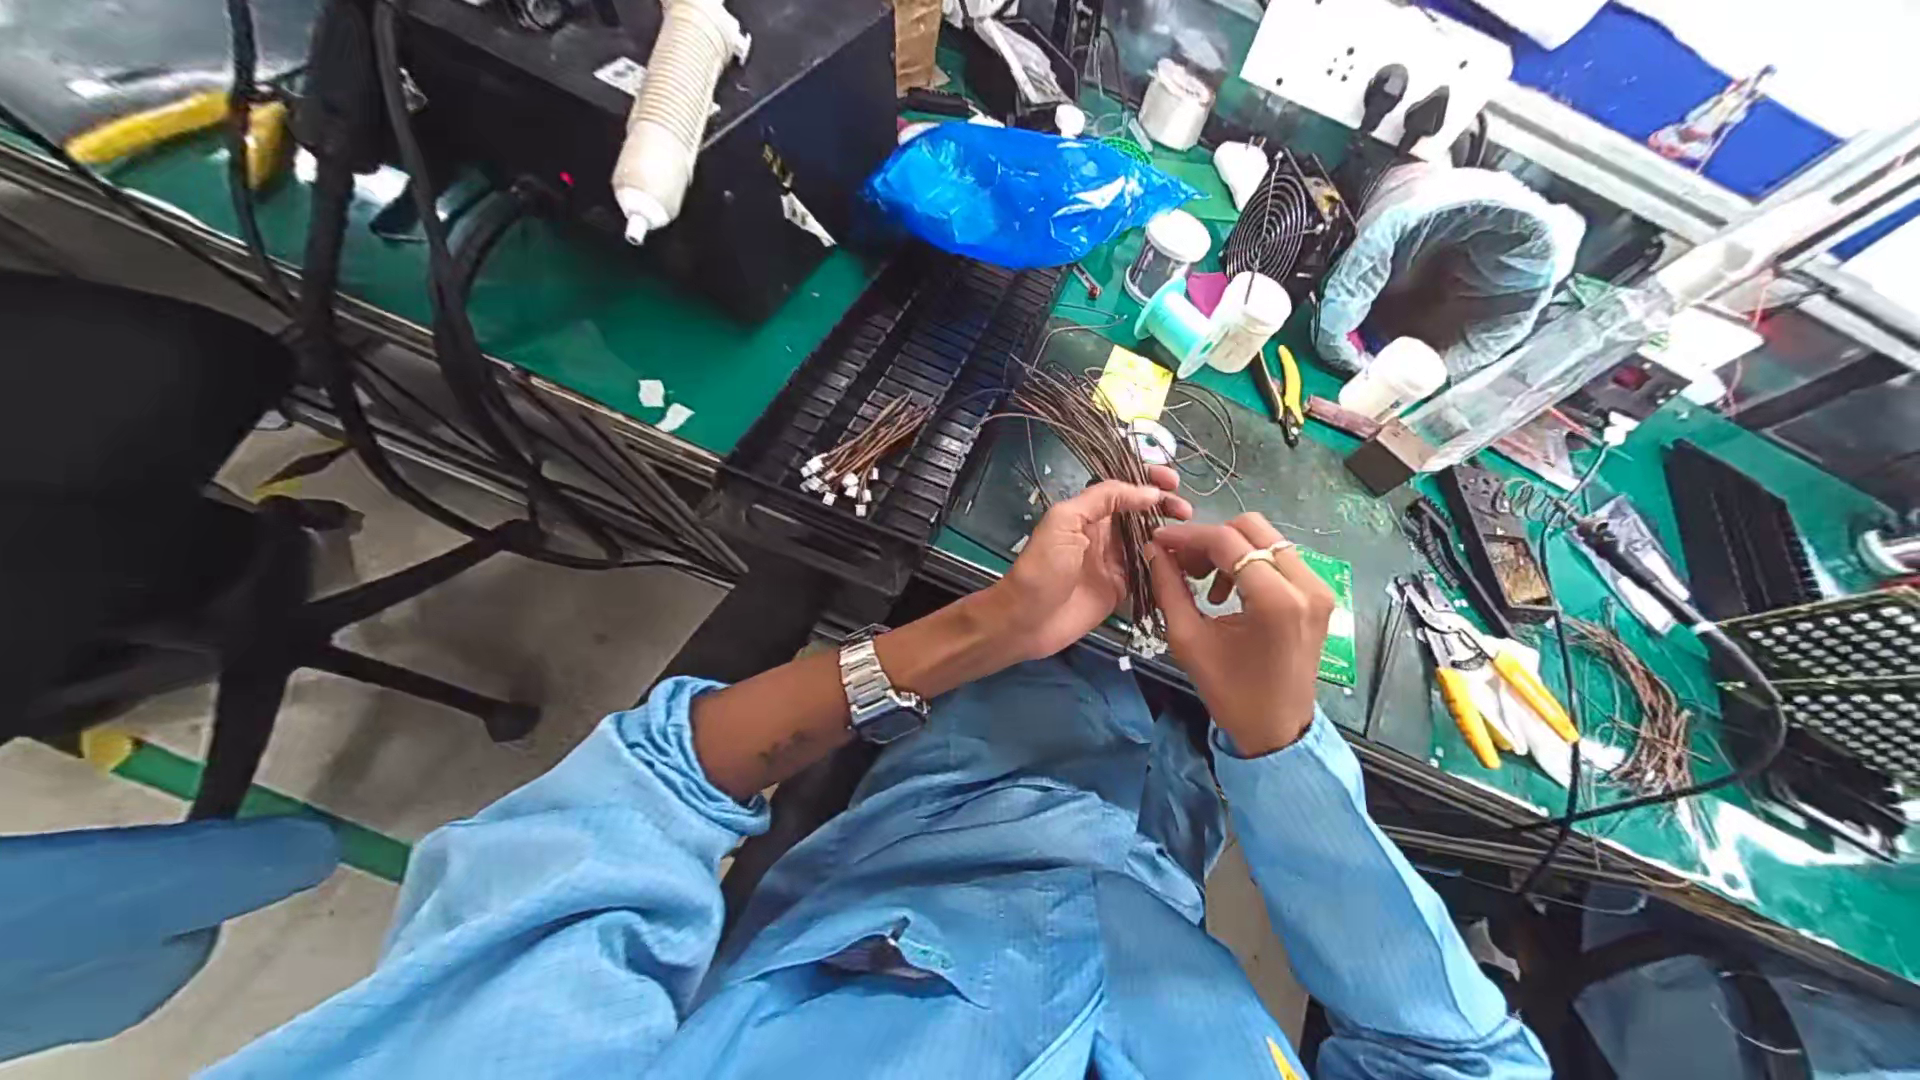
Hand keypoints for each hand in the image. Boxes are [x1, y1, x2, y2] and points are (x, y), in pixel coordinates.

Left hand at [987, 465, 1191, 661]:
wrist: (1026, 620)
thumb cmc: (1041, 568)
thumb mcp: (1065, 522)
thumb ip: (1103, 499)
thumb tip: (1147, 492)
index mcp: (1087, 513)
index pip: (1122, 488)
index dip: (1147, 480)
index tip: (1172, 480)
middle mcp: (1102, 534)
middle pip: (1140, 512)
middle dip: (1165, 505)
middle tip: (1187, 510)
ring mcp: (1113, 562)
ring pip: (1148, 540)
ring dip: (1169, 533)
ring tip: (1190, 531)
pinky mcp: (1120, 588)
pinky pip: (1148, 571)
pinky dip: (1165, 564)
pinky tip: (1183, 559)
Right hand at [1148, 514, 1334, 755]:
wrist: (1276, 729)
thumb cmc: (1230, 691)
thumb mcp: (1188, 639)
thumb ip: (1169, 586)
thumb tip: (1153, 550)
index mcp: (1276, 600)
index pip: (1227, 542)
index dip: (1187, 537)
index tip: (1157, 541)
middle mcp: (1305, 585)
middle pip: (1252, 528)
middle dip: (1209, 539)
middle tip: (1182, 561)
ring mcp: (1317, 588)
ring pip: (1266, 538)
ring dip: (1228, 549)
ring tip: (1202, 580)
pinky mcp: (1318, 595)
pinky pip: (1278, 557)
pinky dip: (1247, 561)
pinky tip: (1226, 589)